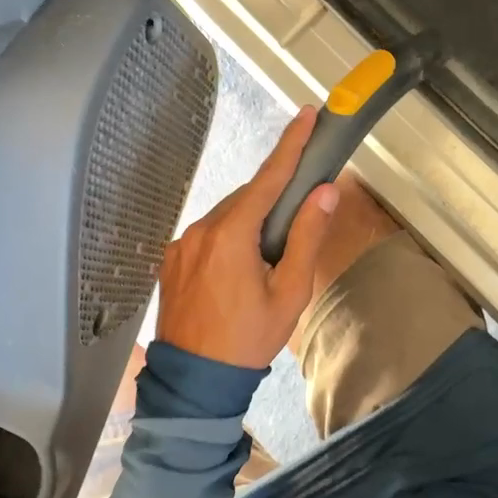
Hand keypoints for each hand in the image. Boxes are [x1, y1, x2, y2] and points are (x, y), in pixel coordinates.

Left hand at [156, 106, 338, 368]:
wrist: (196, 384)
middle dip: (276, 196)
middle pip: (248, 196)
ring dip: (252, 220)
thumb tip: (325, 192)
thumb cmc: (250, 339)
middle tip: (301, 211)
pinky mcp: (172, 259)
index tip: (308, 114)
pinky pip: (209, 233)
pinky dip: (230, 235)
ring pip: (228, 215)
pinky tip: (240, 266)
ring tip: (268, 256)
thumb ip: (307, 237)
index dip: (291, 144)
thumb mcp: (290, 291)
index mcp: (231, 235)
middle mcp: (200, 230)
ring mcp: (181, 244)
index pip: (269, 178)